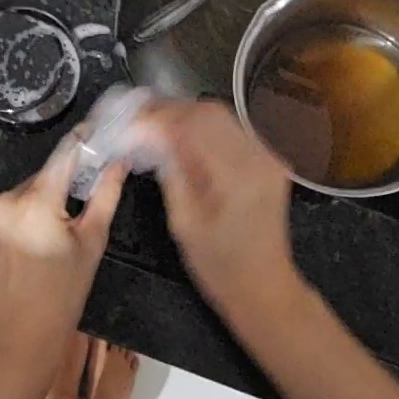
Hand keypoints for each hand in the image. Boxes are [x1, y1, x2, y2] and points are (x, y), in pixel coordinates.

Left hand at [0, 142, 126, 357]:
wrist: (22, 331)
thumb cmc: (64, 291)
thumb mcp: (92, 242)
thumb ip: (105, 195)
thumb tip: (119, 162)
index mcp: (36, 202)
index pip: (64, 156)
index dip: (82, 140)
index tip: (98, 129)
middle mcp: (7, 199)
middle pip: (46, 175)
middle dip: (66, 181)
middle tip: (89, 193)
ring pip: (30, 189)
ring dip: (48, 196)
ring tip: (65, 225)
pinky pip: (15, 203)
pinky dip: (31, 209)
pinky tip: (43, 234)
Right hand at [144, 101, 297, 311]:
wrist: (265, 288)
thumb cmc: (219, 266)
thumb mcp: (184, 222)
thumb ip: (170, 171)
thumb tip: (149, 136)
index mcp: (237, 174)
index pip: (193, 123)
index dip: (158, 116)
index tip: (130, 121)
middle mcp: (258, 157)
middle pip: (210, 111)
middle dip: (171, 111)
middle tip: (138, 119)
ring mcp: (267, 157)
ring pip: (222, 117)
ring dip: (186, 116)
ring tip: (154, 126)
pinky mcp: (268, 162)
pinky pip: (232, 132)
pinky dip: (203, 129)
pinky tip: (182, 139)